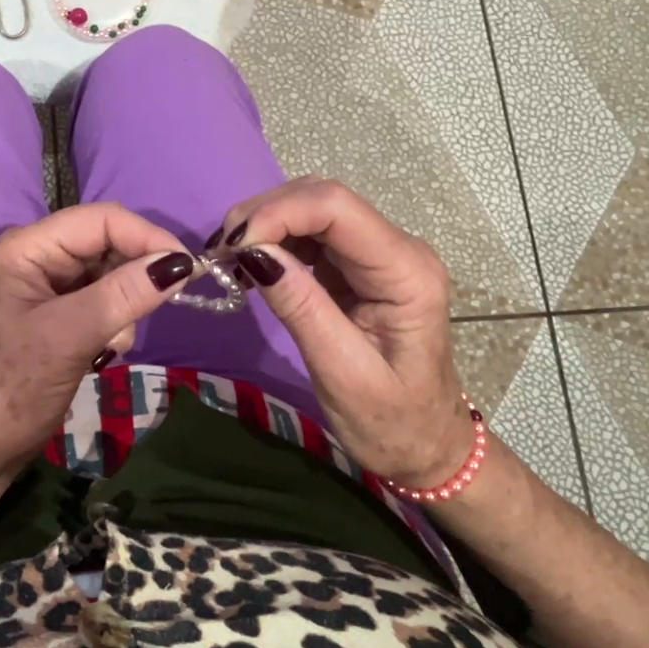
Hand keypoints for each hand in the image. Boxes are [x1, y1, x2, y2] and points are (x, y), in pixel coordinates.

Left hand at [0, 202, 198, 473]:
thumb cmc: (14, 388)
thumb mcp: (71, 336)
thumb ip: (123, 295)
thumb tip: (180, 263)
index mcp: (28, 247)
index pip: (102, 219)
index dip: (147, 236)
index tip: (189, 269)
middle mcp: (39, 255)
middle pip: (109, 240)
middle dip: (135, 273)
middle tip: (149, 314)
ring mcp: (50, 283)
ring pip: (112, 270)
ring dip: (126, 303)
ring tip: (111, 344)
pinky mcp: (61, 311)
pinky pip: (106, 297)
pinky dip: (117, 320)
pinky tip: (104, 350)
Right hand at [215, 178, 473, 486]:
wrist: (427, 450)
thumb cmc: (392, 423)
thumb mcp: (342, 373)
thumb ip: (301, 306)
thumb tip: (252, 251)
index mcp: (407, 272)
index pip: (336, 207)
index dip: (278, 212)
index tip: (232, 246)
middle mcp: (398, 249)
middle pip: (321, 197)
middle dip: (264, 214)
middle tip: (221, 253)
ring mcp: (378, 253)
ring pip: (311, 207)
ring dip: (264, 224)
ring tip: (229, 259)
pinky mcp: (357, 264)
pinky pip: (309, 231)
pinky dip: (273, 239)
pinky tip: (251, 265)